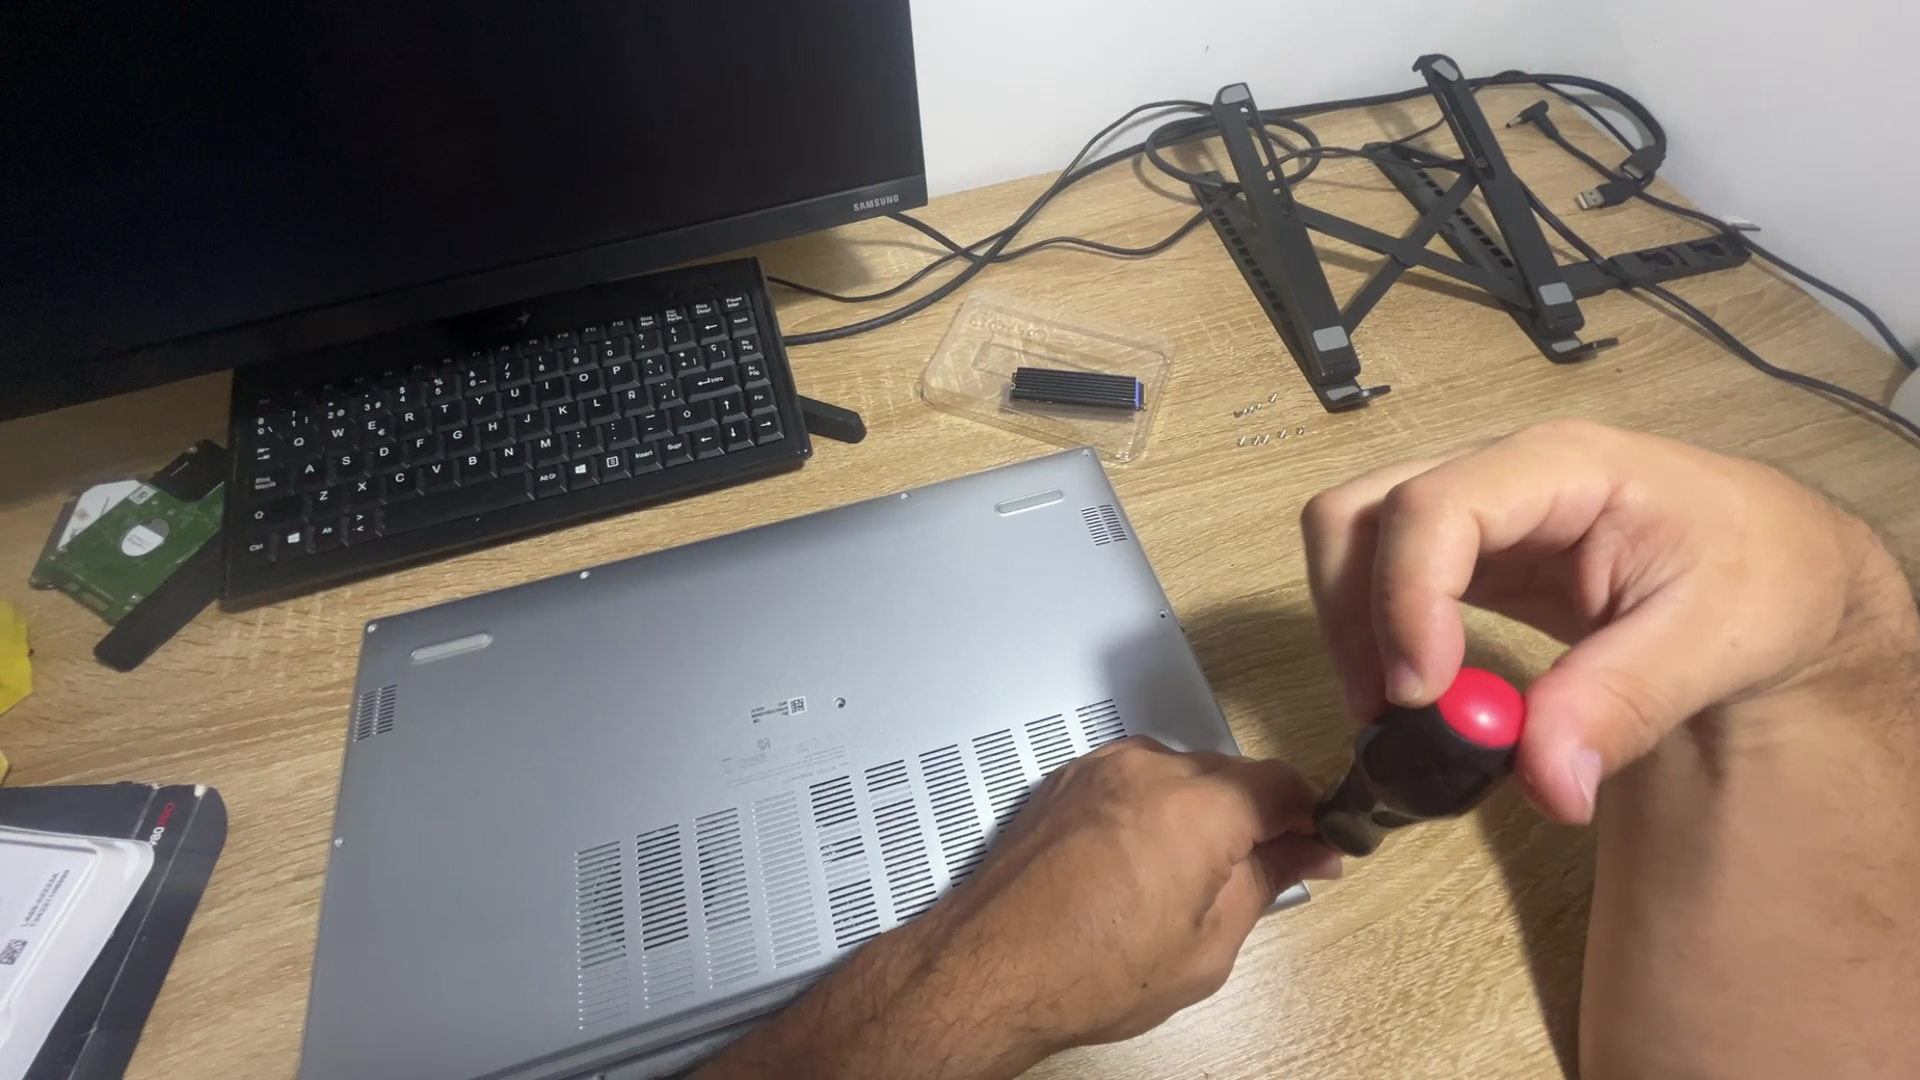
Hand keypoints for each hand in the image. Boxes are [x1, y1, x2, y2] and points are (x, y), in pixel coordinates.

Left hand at [908, 737, 1339, 1054]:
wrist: (994, 962)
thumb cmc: (1094, 969)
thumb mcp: (1206, 944)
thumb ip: (1266, 880)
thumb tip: (1311, 850)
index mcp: (1197, 806)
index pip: (1282, 783)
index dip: (1307, 816)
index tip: (1312, 849)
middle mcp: (1149, 766)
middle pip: (1231, 773)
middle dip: (1253, 815)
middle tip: (1254, 871)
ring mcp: (1103, 763)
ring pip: (1181, 770)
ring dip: (1199, 807)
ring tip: (1181, 872)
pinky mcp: (1070, 772)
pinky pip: (1133, 773)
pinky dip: (1152, 802)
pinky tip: (1136, 854)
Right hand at [1301, 419, 1916, 823]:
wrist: (1764, 560)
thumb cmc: (1760, 576)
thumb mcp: (1720, 641)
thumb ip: (1625, 706)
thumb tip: (1545, 784)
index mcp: (1558, 466)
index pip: (1431, 507)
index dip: (1404, 597)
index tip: (1421, 694)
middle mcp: (1485, 470)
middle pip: (1354, 513)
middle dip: (1347, 610)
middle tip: (1379, 703)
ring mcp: (1457, 502)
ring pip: (1342, 537)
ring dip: (1345, 623)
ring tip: (1384, 703)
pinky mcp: (1445, 543)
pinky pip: (1366, 568)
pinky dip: (1363, 628)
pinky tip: (1402, 681)